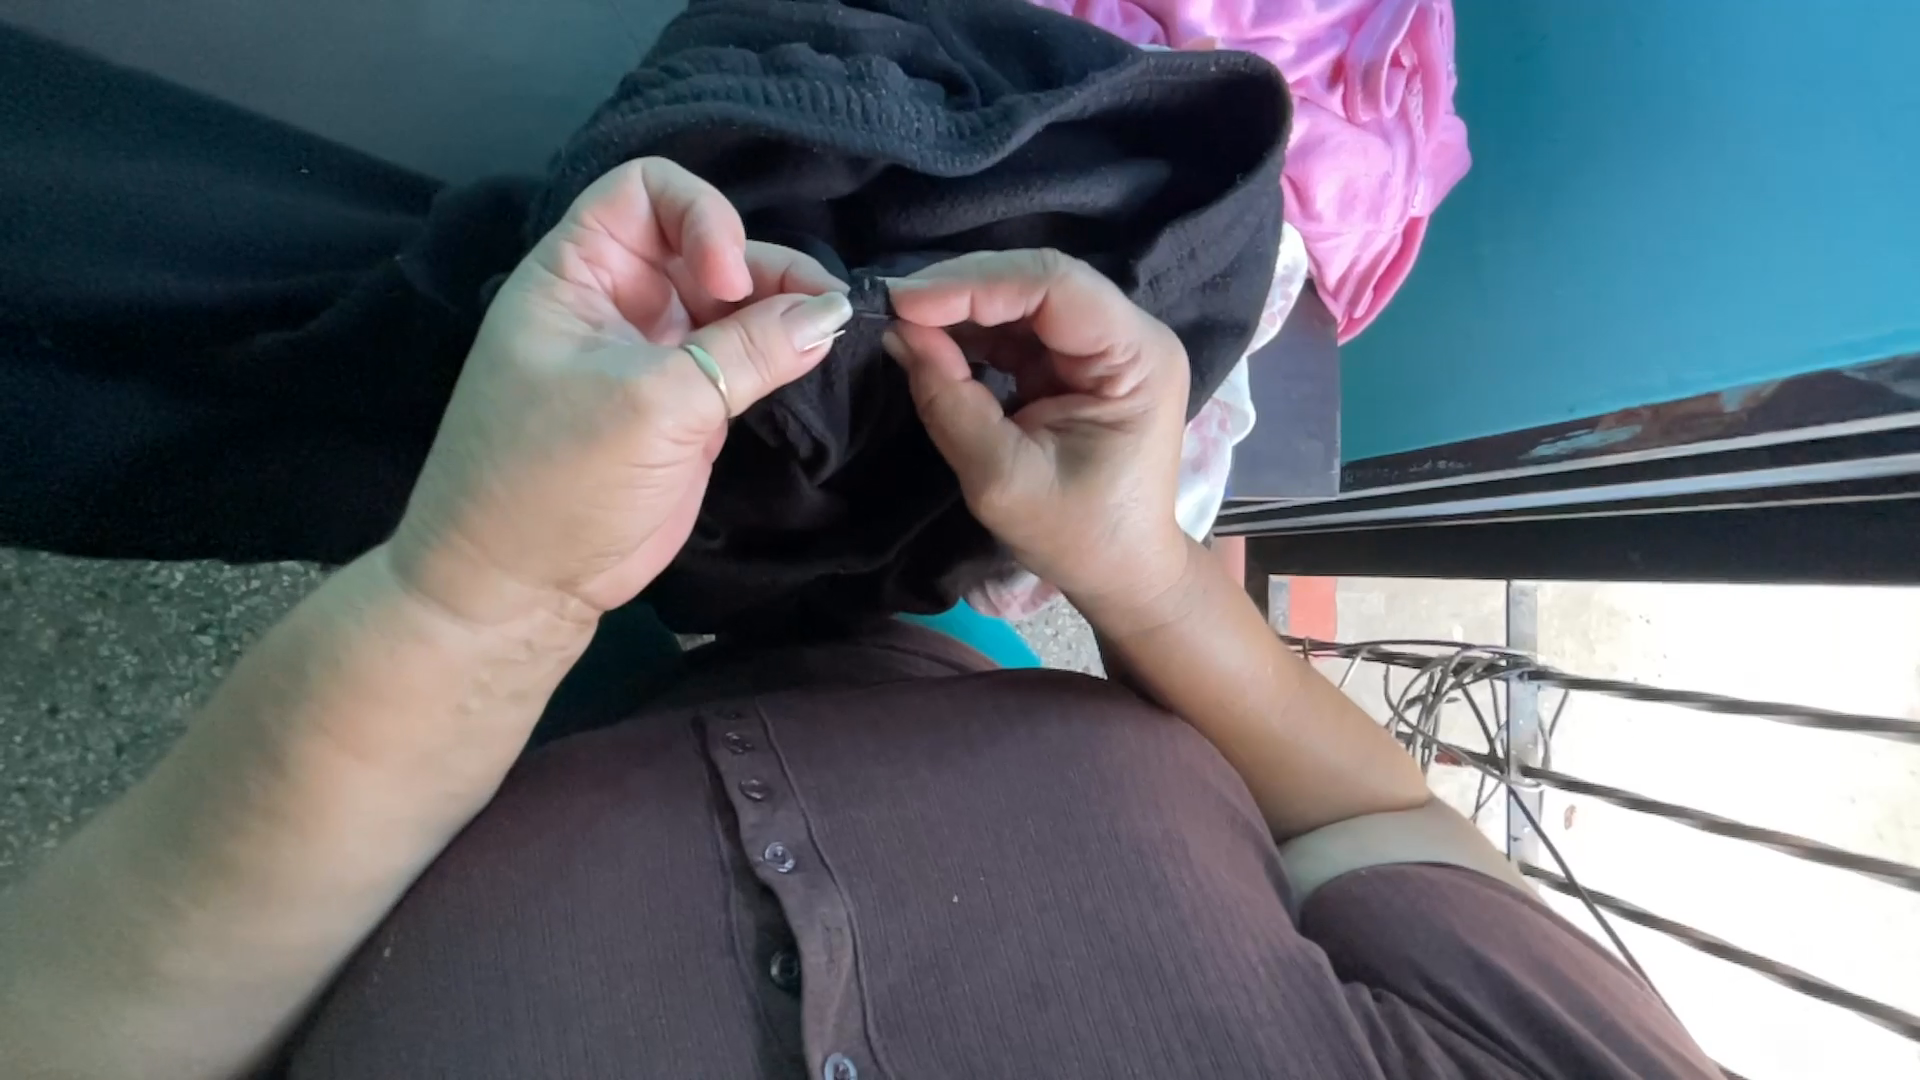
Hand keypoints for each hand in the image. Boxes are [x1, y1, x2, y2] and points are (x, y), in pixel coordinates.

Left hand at [388, 158, 854, 625]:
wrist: (528, 583)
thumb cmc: (557, 479)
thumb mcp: (654, 405)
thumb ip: (747, 354)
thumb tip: (833, 313)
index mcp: (580, 275)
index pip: (648, 194)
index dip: (702, 218)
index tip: (731, 282)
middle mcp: (622, 303)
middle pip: (708, 249)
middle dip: (767, 269)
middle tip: (826, 307)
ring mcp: (660, 356)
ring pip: (736, 307)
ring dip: (785, 311)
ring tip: (832, 331)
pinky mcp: (692, 404)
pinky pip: (745, 359)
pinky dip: (781, 354)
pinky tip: (813, 358)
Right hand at [882, 249, 1193, 618]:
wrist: (1120, 571)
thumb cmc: (1077, 537)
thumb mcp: (1003, 481)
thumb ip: (950, 405)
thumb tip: (898, 334)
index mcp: (1136, 357)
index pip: (1055, 286)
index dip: (975, 284)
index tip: (904, 302)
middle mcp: (1128, 336)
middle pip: (1038, 284)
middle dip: (962, 292)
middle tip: (893, 307)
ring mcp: (1101, 348)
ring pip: (1022, 303)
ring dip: (961, 311)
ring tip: (903, 324)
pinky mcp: (1073, 365)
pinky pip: (1016, 332)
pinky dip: (971, 335)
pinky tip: (932, 342)